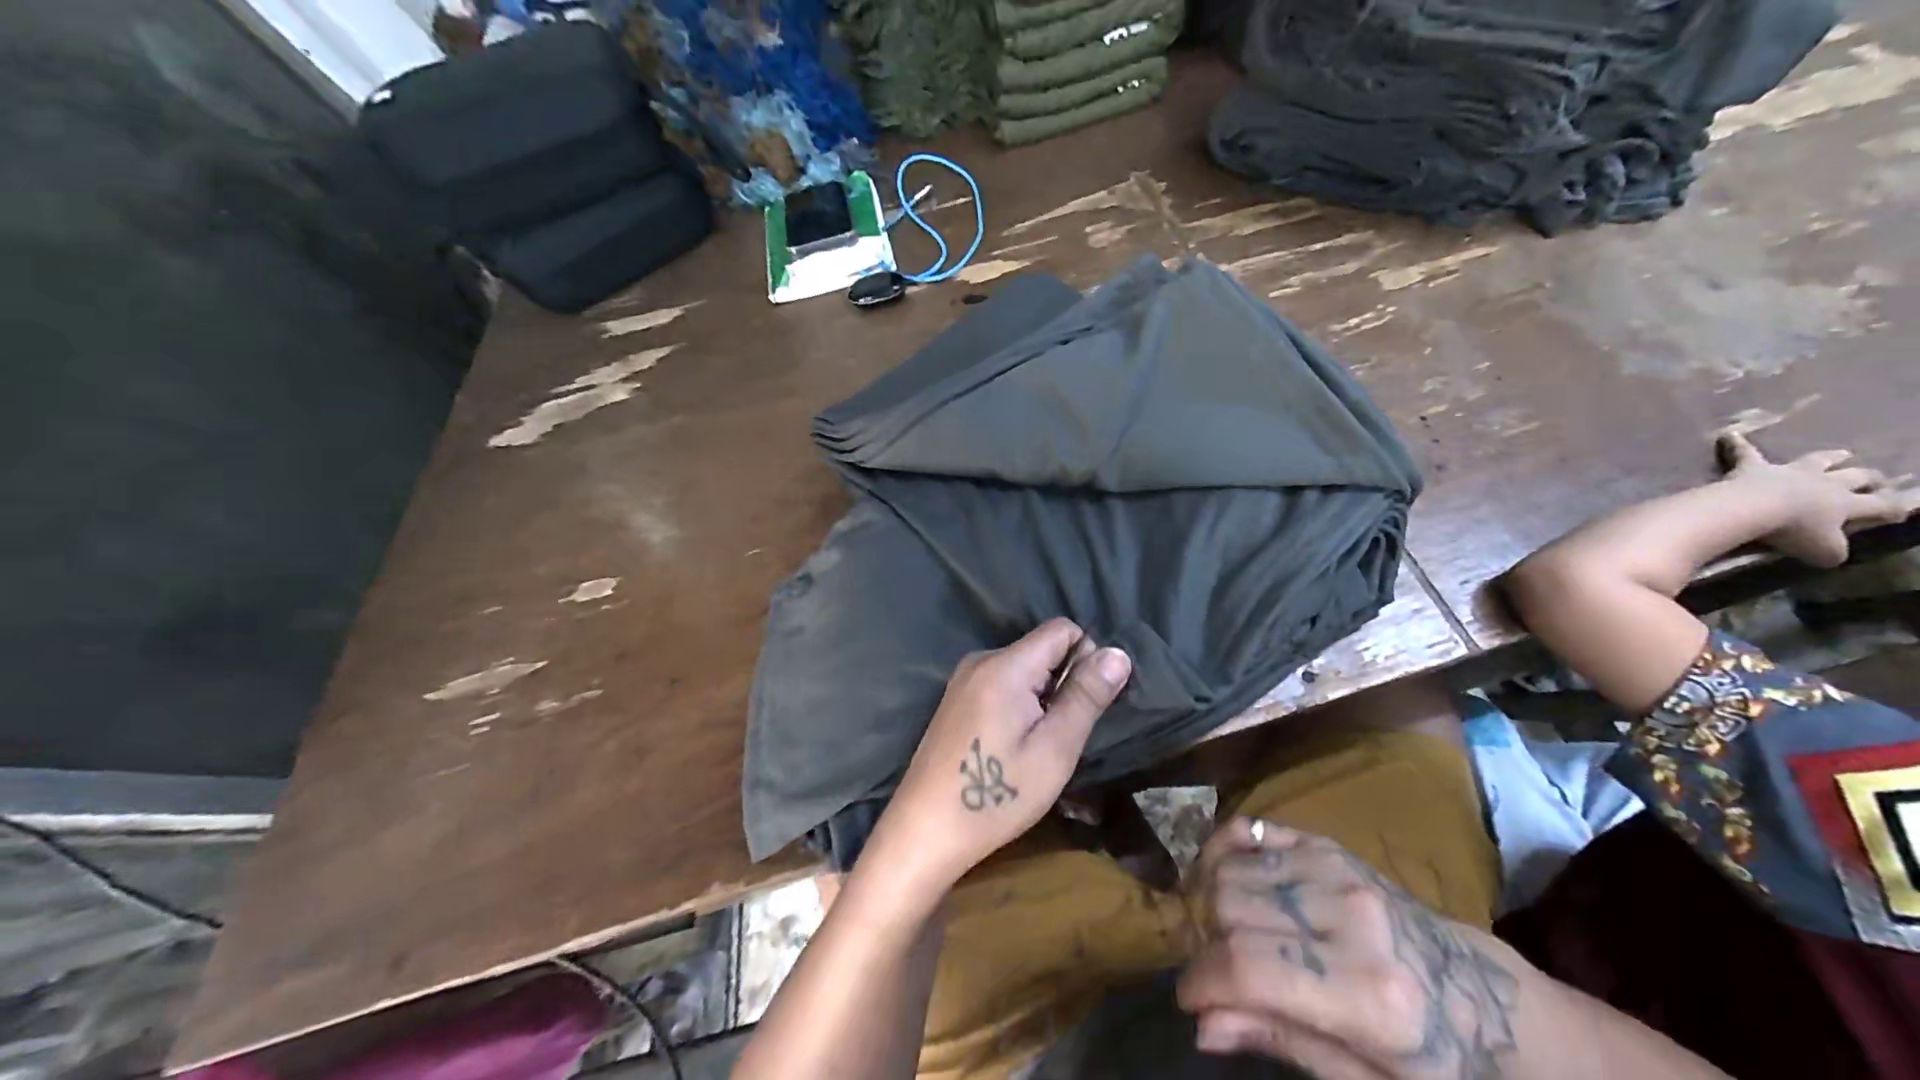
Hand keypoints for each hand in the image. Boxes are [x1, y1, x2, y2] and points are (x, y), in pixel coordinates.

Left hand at [864, 618, 1130, 895]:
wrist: (926, 830)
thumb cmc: (998, 794)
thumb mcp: (1055, 748)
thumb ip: (1086, 695)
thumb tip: (1118, 652)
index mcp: (1005, 664)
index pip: (1062, 629)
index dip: (1087, 657)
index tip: (1089, 703)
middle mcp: (980, 660)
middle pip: (1041, 649)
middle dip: (1064, 682)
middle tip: (1063, 735)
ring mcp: (962, 680)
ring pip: (1022, 669)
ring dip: (1042, 698)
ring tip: (1038, 746)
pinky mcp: (955, 700)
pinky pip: (1001, 685)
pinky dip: (1019, 706)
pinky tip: (1012, 747)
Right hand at [1178, 819, 1521, 1079]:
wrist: (1483, 995)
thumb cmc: (1427, 1054)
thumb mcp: (1364, 1077)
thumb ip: (1282, 1040)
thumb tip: (1203, 1025)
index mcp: (1368, 994)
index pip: (1247, 969)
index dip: (1201, 983)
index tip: (1191, 1000)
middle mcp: (1348, 918)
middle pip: (1228, 911)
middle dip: (1204, 944)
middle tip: (1214, 970)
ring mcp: (1336, 870)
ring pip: (1229, 871)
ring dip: (1208, 903)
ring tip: (1221, 934)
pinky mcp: (1326, 846)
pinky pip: (1248, 831)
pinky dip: (1221, 853)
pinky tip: (1222, 881)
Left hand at [1720, 433, 1918, 566]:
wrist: (1752, 509)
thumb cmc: (1792, 532)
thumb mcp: (1822, 551)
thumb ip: (1832, 552)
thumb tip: (1830, 554)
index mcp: (1846, 504)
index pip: (1880, 506)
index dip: (1893, 509)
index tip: (1901, 510)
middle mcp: (1823, 482)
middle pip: (1855, 476)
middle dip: (1869, 477)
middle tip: (1876, 478)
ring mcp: (1788, 472)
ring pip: (1818, 459)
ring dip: (1830, 457)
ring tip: (1842, 453)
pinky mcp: (1752, 468)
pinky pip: (1743, 452)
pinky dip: (1735, 443)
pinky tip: (1728, 433)